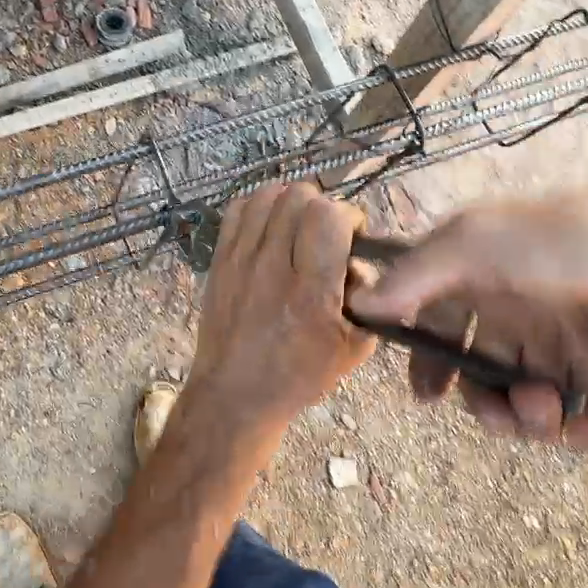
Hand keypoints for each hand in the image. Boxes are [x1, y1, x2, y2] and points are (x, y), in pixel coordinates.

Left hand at [187, 184, 376, 437]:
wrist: (235, 392)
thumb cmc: (299, 374)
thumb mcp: (353, 346)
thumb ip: (368, 297)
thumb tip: (361, 260)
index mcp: (310, 290)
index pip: (327, 215)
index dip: (347, 215)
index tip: (352, 235)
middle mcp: (272, 266)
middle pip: (298, 196)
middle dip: (321, 206)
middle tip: (326, 232)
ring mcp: (240, 258)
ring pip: (267, 195)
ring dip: (290, 202)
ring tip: (297, 227)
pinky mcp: (218, 257)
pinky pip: (238, 208)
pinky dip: (258, 207)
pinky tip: (269, 226)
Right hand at [346, 189, 587, 450]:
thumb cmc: (566, 241)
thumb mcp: (477, 247)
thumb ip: (417, 277)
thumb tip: (358, 306)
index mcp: (473, 277)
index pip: (432, 323)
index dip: (425, 361)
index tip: (427, 397)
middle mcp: (510, 309)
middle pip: (478, 372)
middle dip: (483, 403)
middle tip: (502, 411)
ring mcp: (559, 339)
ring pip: (526, 399)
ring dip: (531, 420)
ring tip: (550, 411)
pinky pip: (584, 415)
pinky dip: (582, 431)